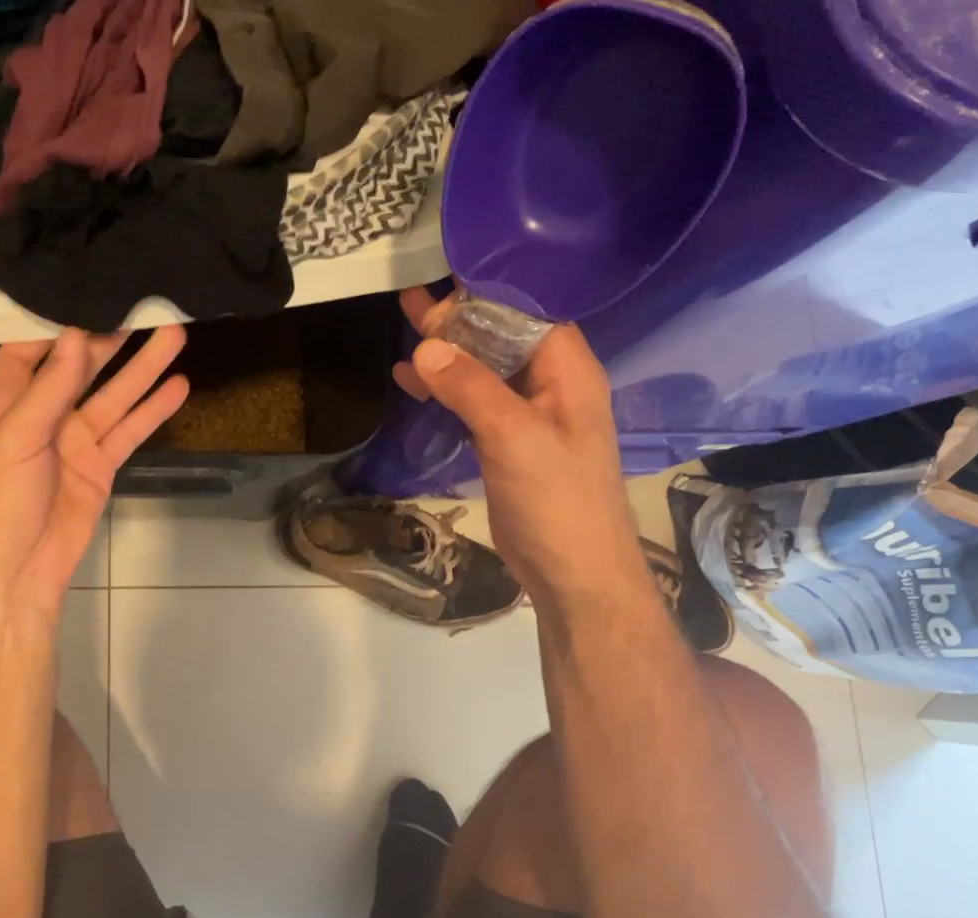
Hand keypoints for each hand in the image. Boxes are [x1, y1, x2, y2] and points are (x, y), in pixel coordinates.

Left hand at [0, 327, 188, 626]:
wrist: (17, 573)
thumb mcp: (15, 441)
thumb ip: (48, 390)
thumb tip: (74, 335)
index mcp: (9, 404)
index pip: (27, 350)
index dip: (52, 323)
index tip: (83, 290)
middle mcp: (43, 416)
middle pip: (80, 367)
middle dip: (110, 338)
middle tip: (144, 304)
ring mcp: (75, 442)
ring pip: (113, 396)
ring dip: (142, 368)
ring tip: (174, 333)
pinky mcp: (101, 466)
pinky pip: (129, 432)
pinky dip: (152, 411)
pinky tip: (177, 386)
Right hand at [395, 288, 641, 597]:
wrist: (573, 573)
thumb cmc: (556, 501)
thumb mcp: (513, 436)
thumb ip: (471, 388)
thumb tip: (425, 348)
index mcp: (568, 371)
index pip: (527, 313)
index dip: (484, 295)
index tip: (438, 282)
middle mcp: (551, 385)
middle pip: (502, 337)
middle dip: (459, 319)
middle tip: (411, 302)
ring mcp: (529, 416)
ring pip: (485, 369)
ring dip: (448, 352)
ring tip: (404, 328)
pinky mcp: (508, 444)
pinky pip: (474, 402)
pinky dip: (445, 390)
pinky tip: (412, 381)